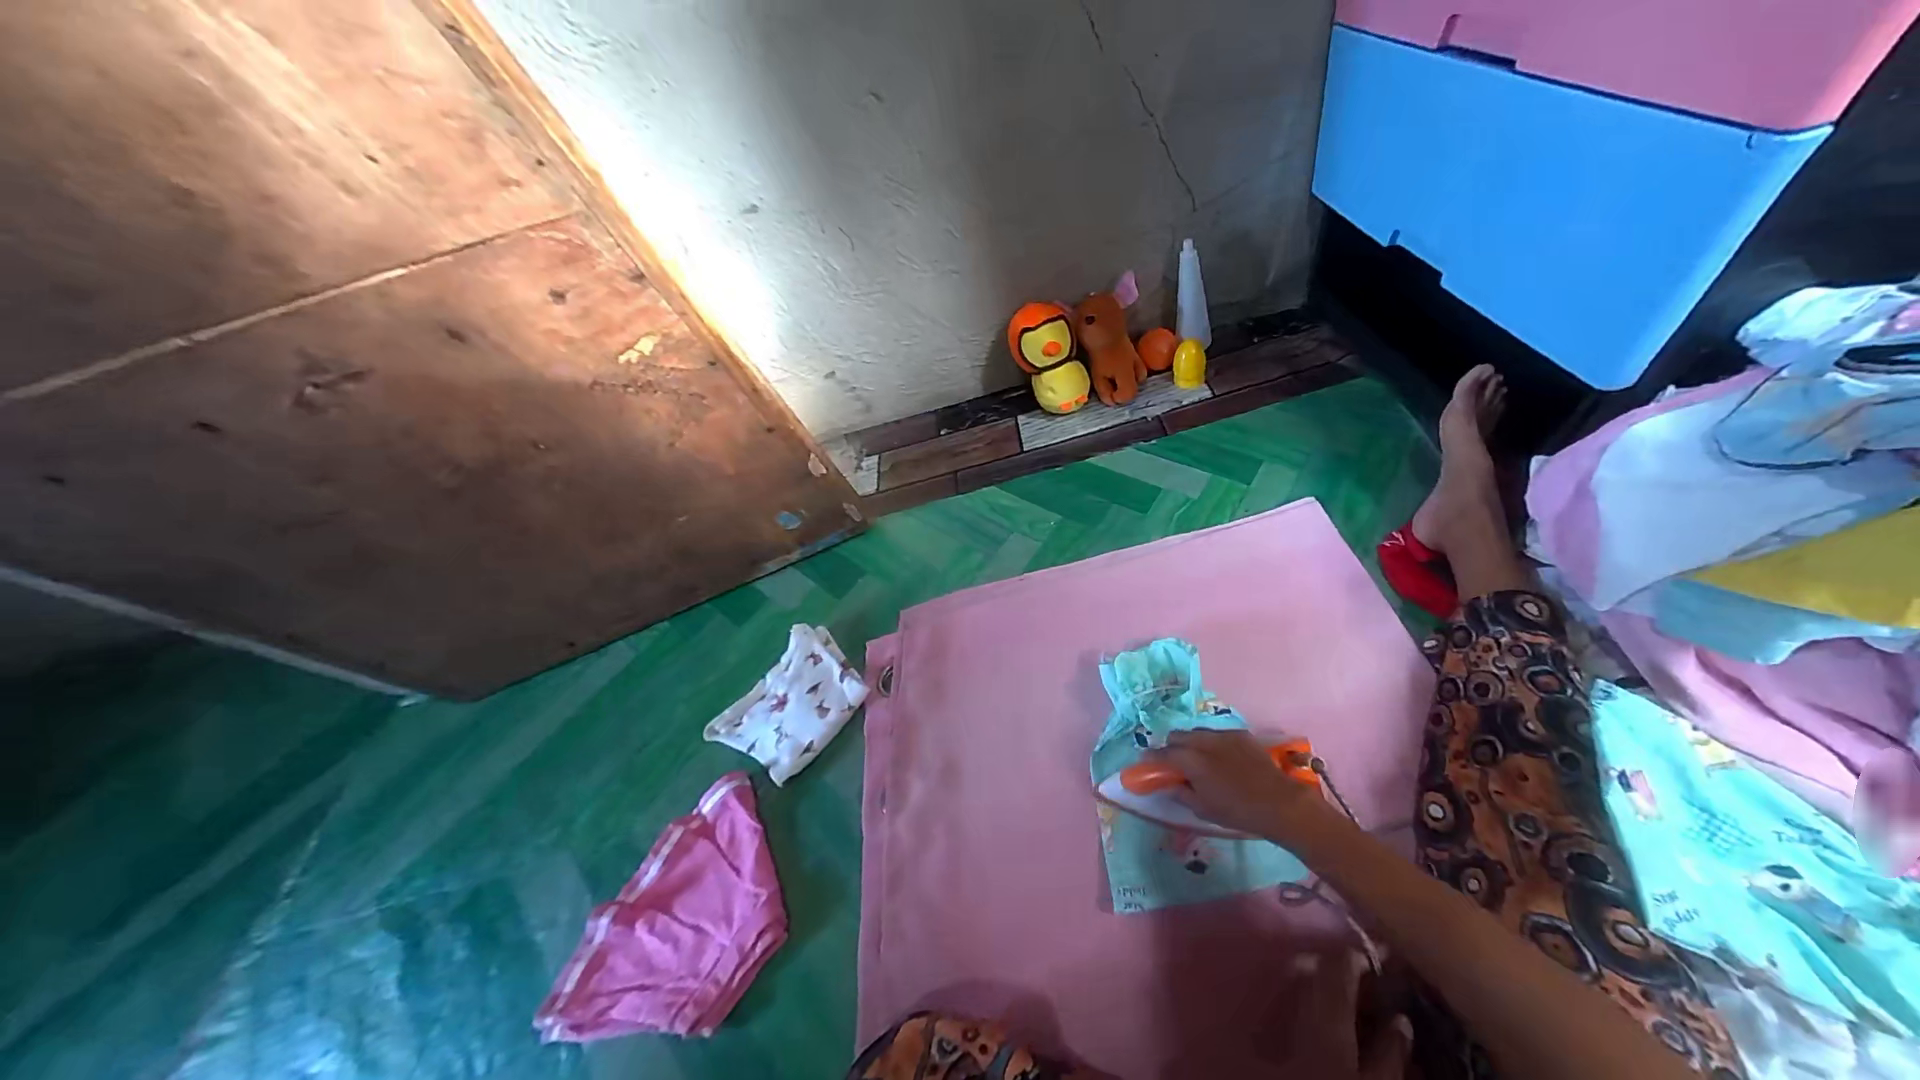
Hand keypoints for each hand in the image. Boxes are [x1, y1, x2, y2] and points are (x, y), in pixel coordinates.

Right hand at [1142, 729, 1339, 842]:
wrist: (1281, 803)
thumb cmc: (1238, 811)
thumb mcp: (1203, 809)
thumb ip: (1180, 793)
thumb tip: (1168, 784)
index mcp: (1190, 760)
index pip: (1162, 753)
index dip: (1152, 758)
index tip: (1147, 764)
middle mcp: (1203, 741)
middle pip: (1177, 736)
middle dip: (1170, 747)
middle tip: (1173, 763)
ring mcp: (1223, 735)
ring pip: (1196, 732)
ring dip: (1190, 742)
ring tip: (1196, 758)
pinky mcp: (1241, 735)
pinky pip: (1217, 734)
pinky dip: (1211, 742)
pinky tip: (1219, 757)